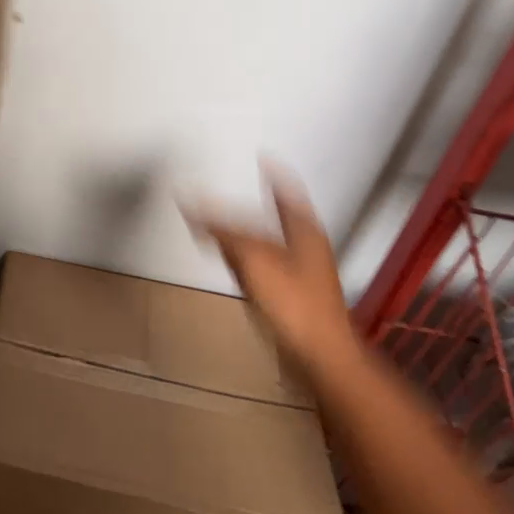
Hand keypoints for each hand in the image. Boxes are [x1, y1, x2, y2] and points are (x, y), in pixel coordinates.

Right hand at [187, 164, 357, 368]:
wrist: (321, 356)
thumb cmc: (294, 303)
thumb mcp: (254, 259)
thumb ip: (223, 230)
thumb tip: (192, 204)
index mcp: (304, 230)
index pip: (286, 192)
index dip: (273, 174)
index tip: (262, 157)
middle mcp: (305, 247)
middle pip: (271, 218)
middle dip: (244, 210)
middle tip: (222, 199)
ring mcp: (300, 273)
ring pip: (264, 244)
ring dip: (240, 236)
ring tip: (216, 229)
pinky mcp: (291, 296)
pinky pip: (261, 267)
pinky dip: (242, 261)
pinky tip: (229, 265)